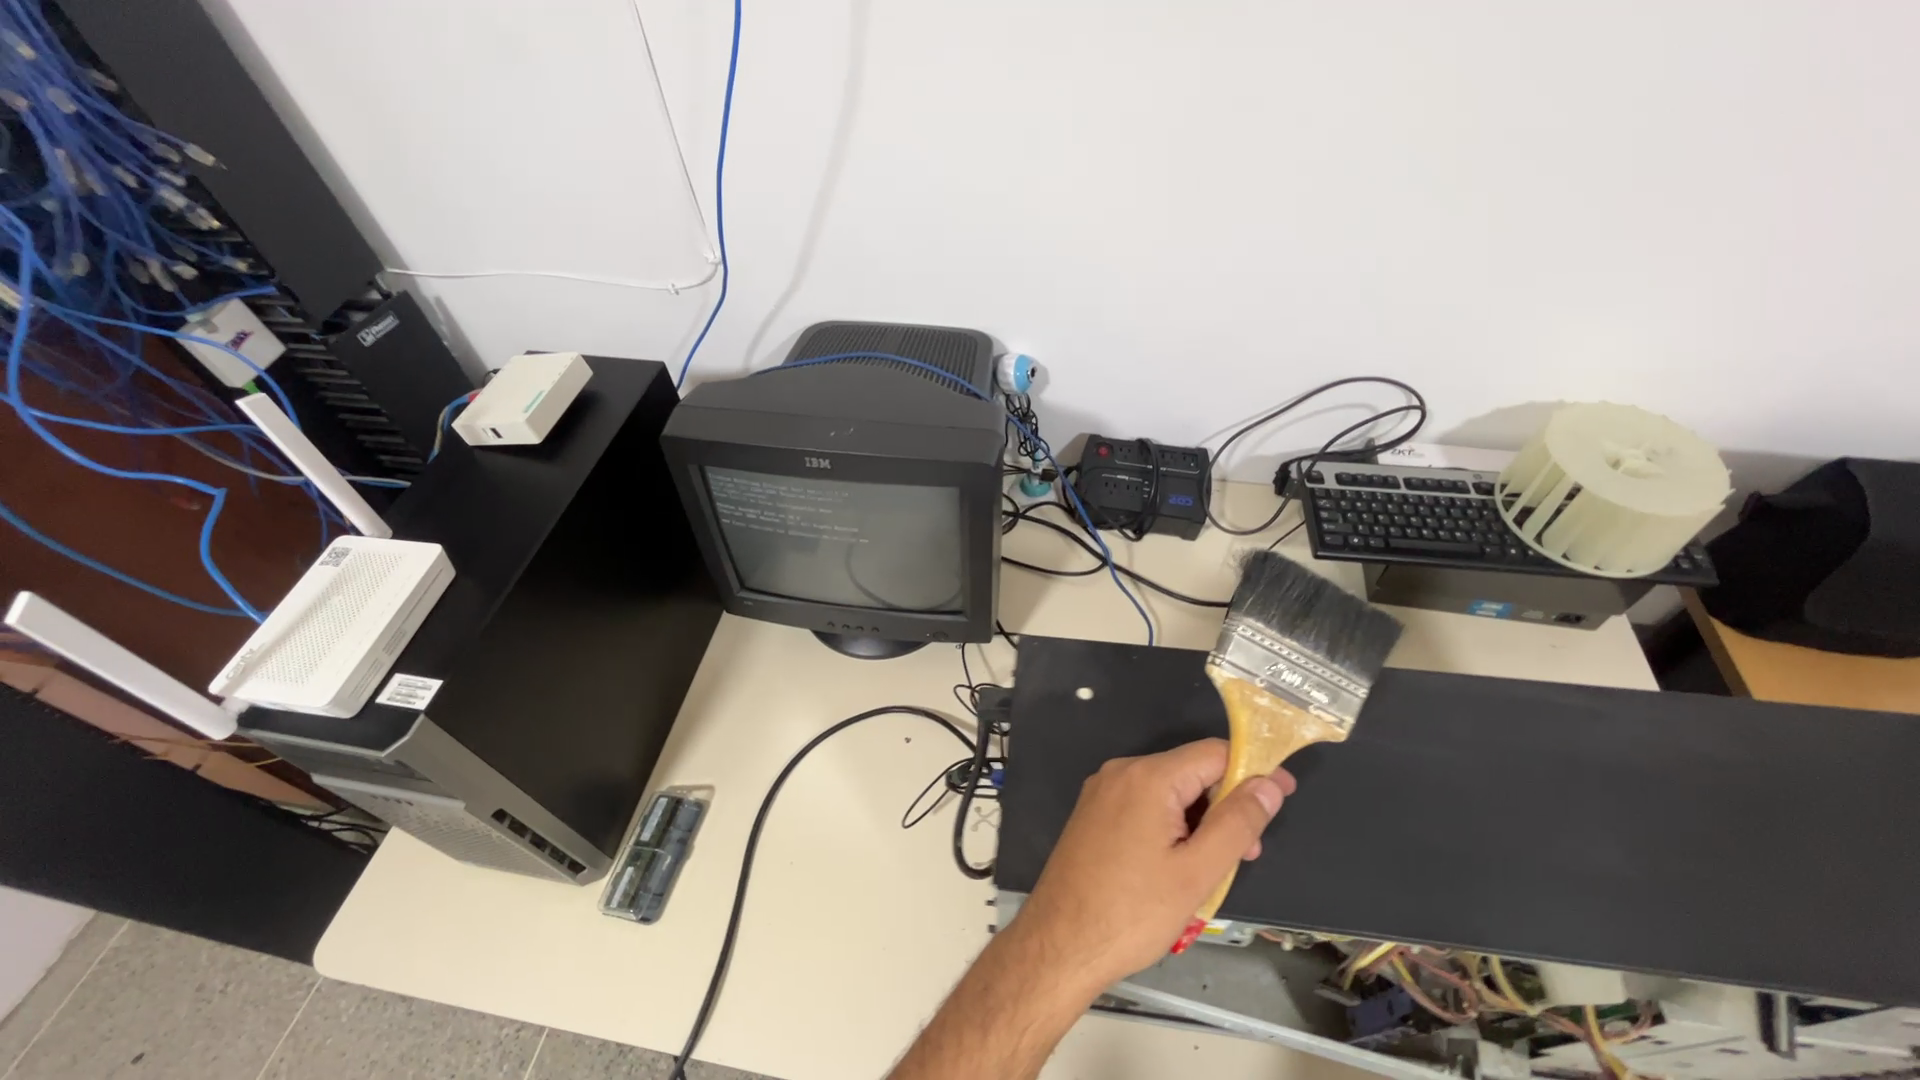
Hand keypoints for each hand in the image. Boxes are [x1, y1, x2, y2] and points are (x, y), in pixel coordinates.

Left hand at [1011, 737, 1295, 993]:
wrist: (1059, 946)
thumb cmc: (1131, 913)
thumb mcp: (1197, 872)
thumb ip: (1237, 823)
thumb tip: (1269, 785)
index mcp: (1148, 778)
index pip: (1214, 753)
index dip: (1253, 772)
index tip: (1282, 796)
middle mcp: (1121, 773)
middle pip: (1190, 773)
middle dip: (1224, 806)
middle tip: (1247, 854)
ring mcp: (1101, 794)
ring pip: (1168, 794)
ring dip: (1199, 823)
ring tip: (1213, 872)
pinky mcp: (1092, 816)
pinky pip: (1143, 808)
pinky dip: (1170, 828)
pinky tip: (1178, 868)